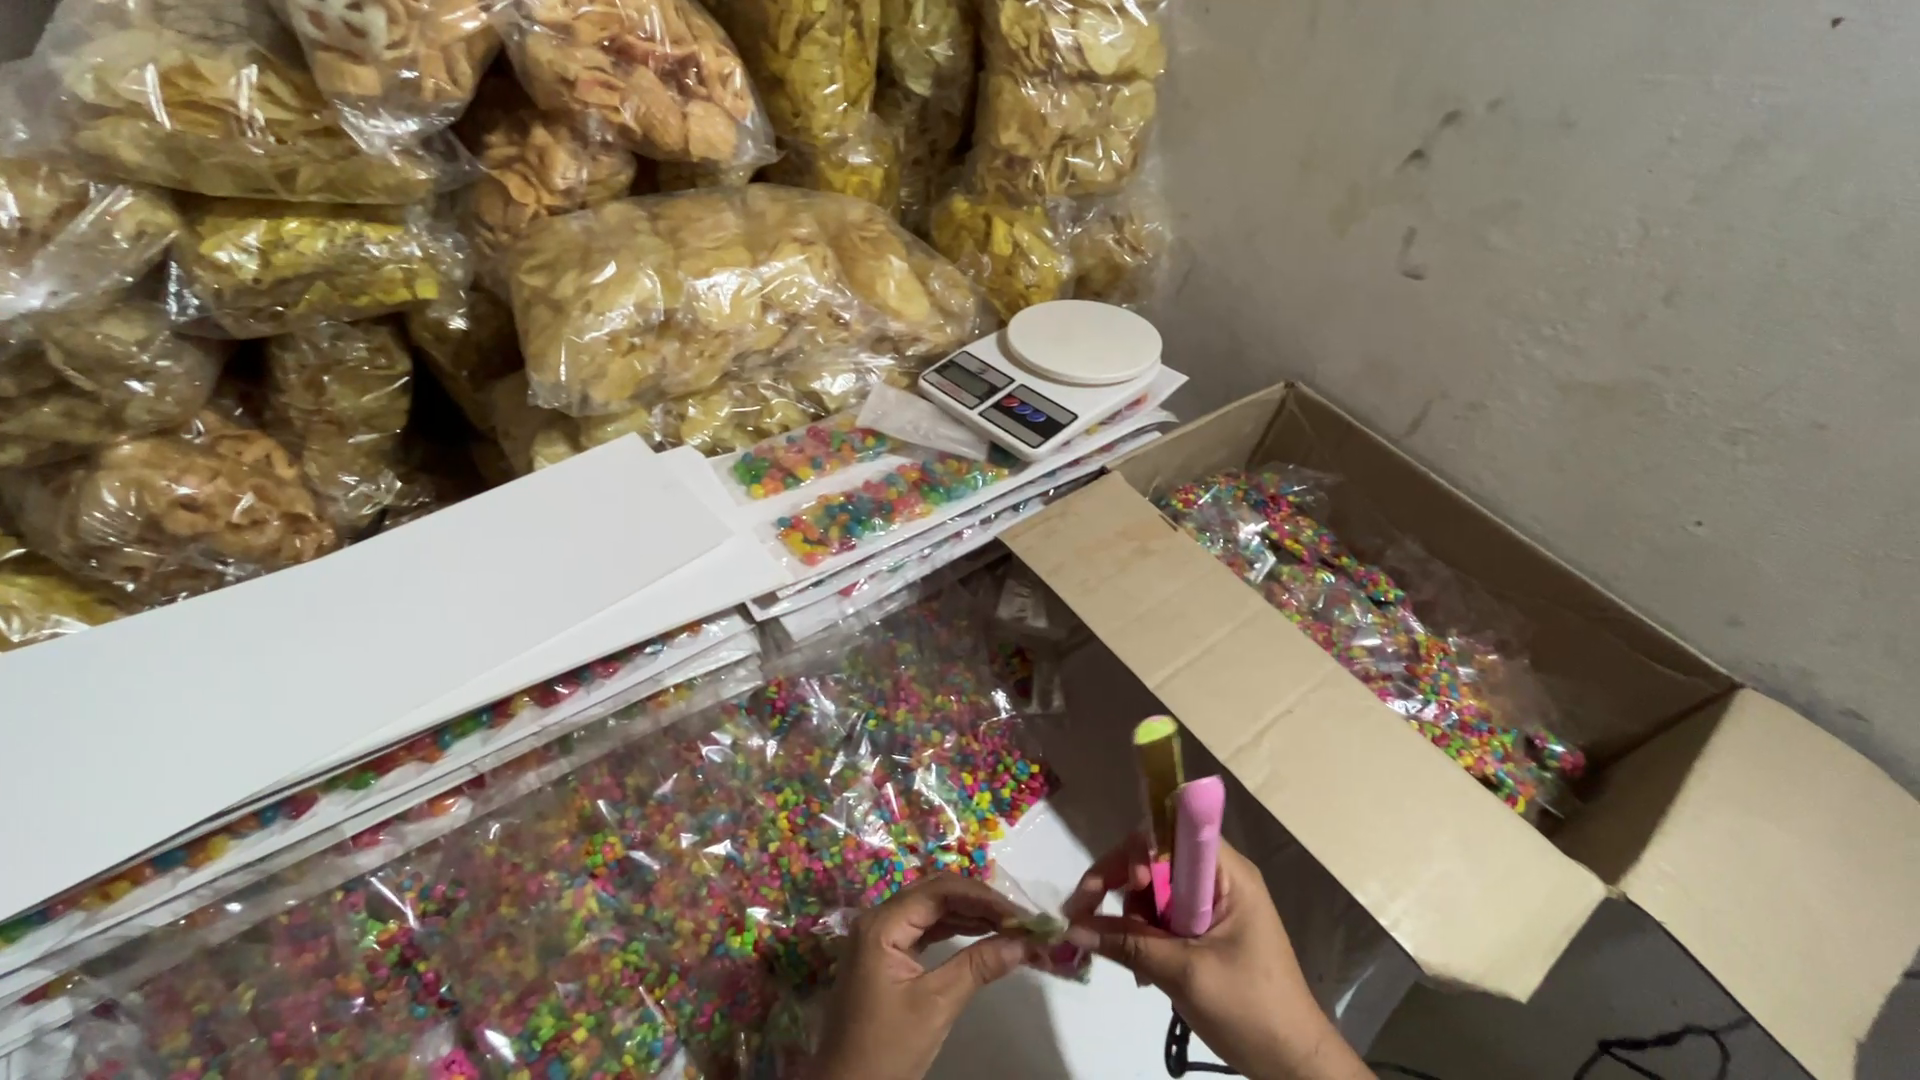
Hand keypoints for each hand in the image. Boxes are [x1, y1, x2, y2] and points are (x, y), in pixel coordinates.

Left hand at [811, 874, 1031, 1079]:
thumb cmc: (886, 1049)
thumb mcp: (936, 1005)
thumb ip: (978, 966)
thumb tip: (1024, 942)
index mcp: (882, 924)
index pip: (940, 892)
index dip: (983, 897)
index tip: (1020, 913)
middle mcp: (878, 919)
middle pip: (936, 894)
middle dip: (979, 902)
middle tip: (1019, 917)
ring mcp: (880, 936)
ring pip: (932, 910)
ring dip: (970, 914)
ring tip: (1009, 925)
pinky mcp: (886, 954)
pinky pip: (925, 928)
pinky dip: (955, 929)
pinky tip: (982, 934)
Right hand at [1063, 834, 1371, 1079]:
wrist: (1294, 1063)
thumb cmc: (1250, 1010)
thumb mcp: (1185, 975)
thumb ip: (1129, 944)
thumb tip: (1073, 927)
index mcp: (1227, 874)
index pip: (1170, 833)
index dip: (1136, 851)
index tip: (1113, 885)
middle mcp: (1219, 878)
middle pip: (1155, 859)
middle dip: (1120, 885)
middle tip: (1085, 915)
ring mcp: (1213, 904)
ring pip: (1154, 890)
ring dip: (1130, 917)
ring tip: (1124, 958)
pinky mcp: (1206, 930)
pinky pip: (1163, 916)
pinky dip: (1143, 935)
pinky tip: (1137, 966)